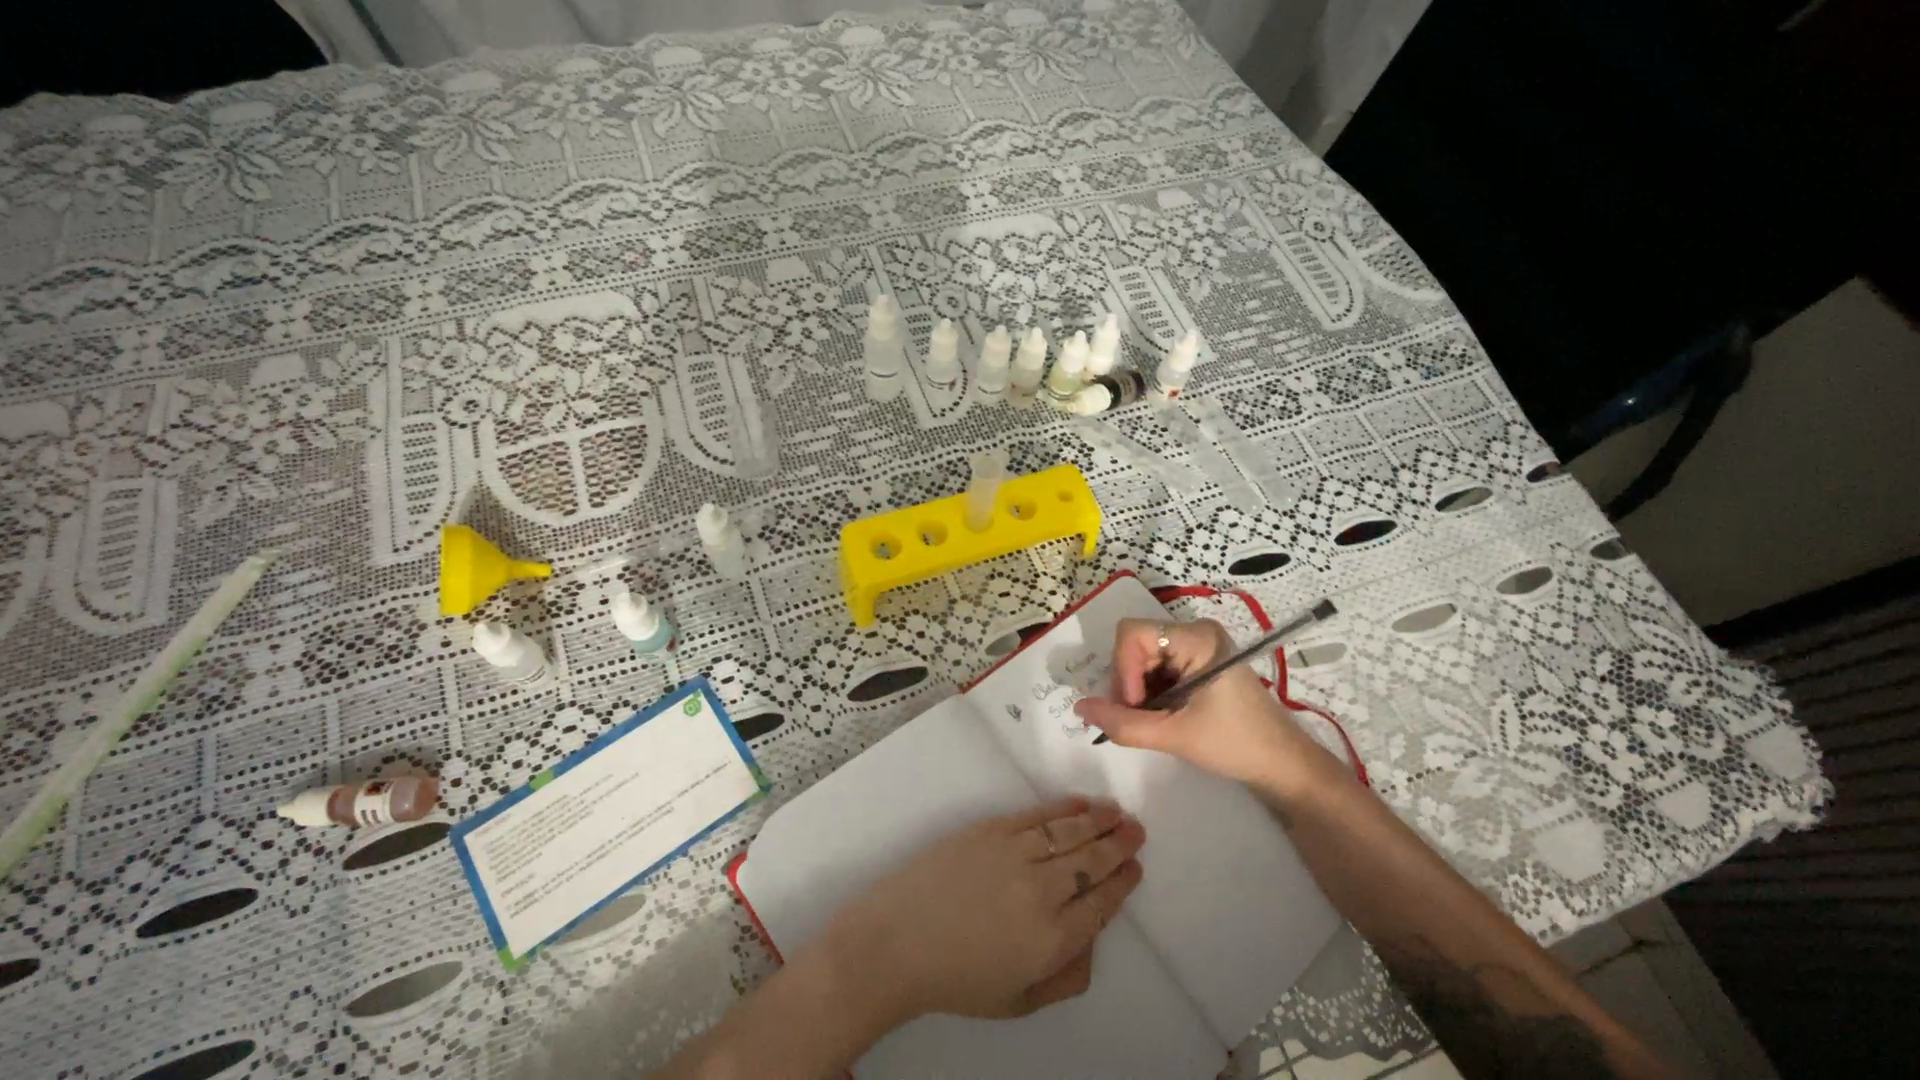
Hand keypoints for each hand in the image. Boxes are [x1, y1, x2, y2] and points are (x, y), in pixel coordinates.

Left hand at [814, 796, 1144, 1024]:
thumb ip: (1067, 976)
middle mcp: (1042, 891)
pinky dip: (1063, 807)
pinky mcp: (989, 830)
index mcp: (1053, 939)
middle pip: (1093, 861)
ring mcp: (1014, 854)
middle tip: (1136, 831)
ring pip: (1070, 832)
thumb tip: (1093, 938)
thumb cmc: (956, 980)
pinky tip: (1080, 803)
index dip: (1123, 882)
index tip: (1136, 867)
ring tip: (1117, 813)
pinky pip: (1036, 815)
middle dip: (1120, 845)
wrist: (894, 944)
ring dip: (1099, 820)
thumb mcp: (1019, 1000)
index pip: (1102, 902)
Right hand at [1074, 618, 1339, 798]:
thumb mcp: (1174, 736)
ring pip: (1142, 659)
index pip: (1132, 634)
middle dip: (1129, 683)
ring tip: (1154, 722)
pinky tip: (1163, 717)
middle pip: (1134, 645)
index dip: (1123, 670)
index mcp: (1197, 637)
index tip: (1136, 706)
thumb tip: (1079, 708)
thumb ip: (1123, 723)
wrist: (1283, 765)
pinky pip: (1157, 668)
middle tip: (1141, 720)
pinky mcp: (1199, 663)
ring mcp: (1198, 647)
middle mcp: (1196, 632)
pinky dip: (1150, 693)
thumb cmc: (1235, 745)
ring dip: (1138, 692)